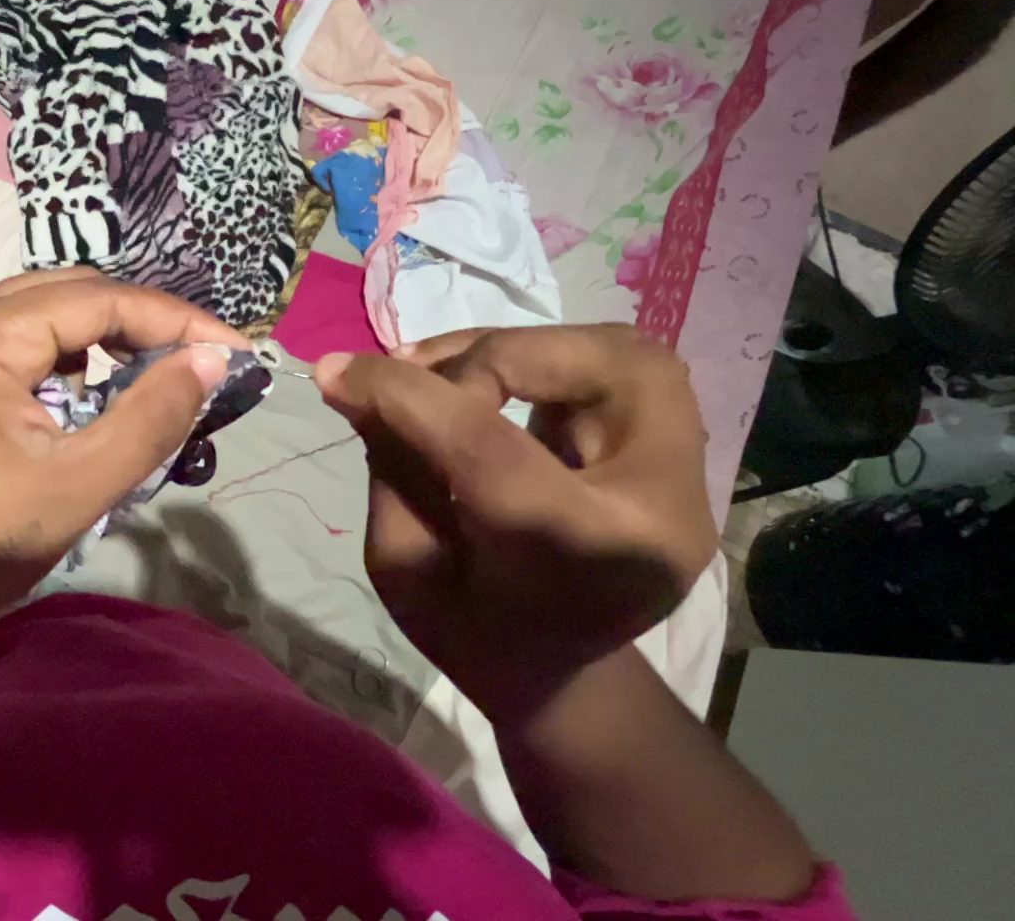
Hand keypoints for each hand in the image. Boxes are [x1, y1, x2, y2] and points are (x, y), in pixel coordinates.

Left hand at [0, 269, 246, 652]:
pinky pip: (17, 345)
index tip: (236, 351)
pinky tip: (88, 402)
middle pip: (69, 295)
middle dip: (141, 326)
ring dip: (103, 344)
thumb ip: (152, 417)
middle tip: (199, 367)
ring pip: (44, 317)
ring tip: (152, 384)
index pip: (97, 300)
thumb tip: (210, 359)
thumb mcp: (78, 485)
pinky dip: (64, 364)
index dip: (174, 320)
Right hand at [315, 324, 716, 726]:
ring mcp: (683, 477)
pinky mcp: (675, 453)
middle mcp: (659, 508)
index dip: (404, 396)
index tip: (333, 372)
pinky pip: (622, 368)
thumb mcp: (401, 564)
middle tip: (413, 376)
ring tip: (447, 372)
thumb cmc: (468, 632)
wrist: (556, 669)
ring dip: (523, 347)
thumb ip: (390, 468)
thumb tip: (358, 380)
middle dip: (487, 357)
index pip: (488, 447)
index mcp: (580, 557)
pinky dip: (546, 357)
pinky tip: (492, 382)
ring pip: (622, 352)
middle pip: (595, 372)